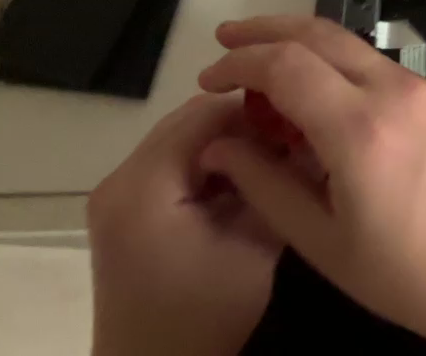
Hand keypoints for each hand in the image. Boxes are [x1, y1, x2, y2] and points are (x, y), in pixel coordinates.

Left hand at [87, 93, 282, 355]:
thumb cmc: (205, 316)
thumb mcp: (256, 243)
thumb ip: (278, 180)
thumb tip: (309, 132)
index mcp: (144, 184)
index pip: (208, 112)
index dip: (258, 109)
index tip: (300, 121)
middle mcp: (119, 178)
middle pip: (191, 119)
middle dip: (243, 122)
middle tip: (291, 138)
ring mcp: (116, 193)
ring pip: (182, 136)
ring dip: (227, 140)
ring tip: (272, 157)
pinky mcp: (123, 210)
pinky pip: (171, 161)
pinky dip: (208, 160)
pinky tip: (242, 180)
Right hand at [196, 16, 425, 352]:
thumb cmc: (416, 276)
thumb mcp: (327, 246)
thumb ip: (268, 187)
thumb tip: (223, 148)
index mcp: (361, 129)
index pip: (286, 65)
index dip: (239, 63)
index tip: (208, 78)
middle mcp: (392, 91)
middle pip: (319, 33)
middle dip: (265, 30)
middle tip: (225, 39)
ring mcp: (419, 89)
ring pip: (348, 43)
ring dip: (299, 42)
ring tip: (258, 62)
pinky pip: (372, 64)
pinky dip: (332, 62)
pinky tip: (311, 91)